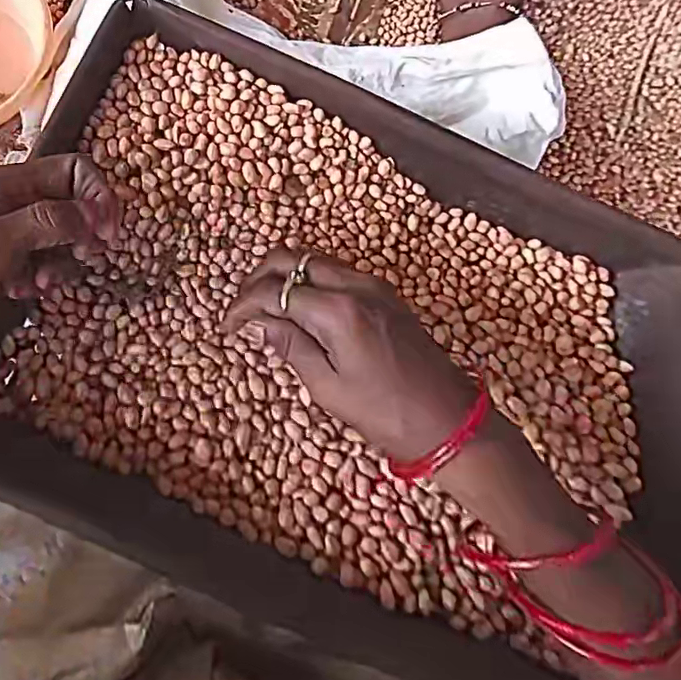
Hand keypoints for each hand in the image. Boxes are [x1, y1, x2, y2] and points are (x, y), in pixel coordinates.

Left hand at [0, 154, 119, 373]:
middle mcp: (6, 204)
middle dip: (85, 230)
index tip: (105, 233)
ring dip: (63, 260)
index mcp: (4, 185)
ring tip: (40, 284)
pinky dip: (42, 277)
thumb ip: (43, 223)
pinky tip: (24, 293)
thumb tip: (92, 214)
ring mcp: (2, 237)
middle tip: (86, 258)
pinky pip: (39, 263)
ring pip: (60, 236)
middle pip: (71, 203)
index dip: (97, 196)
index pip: (71, 170)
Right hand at [221, 249, 481, 461]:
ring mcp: (373, 285)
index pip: (272, 290)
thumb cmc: (387, 415)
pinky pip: (333, 271)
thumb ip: (289, 346)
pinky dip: (306, 282)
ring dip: (281, 277)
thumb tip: (256, 323)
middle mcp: (355, 286)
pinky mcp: (383, 294)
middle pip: (289, 257)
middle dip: (256, 279)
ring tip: (265, 311)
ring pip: (311, 259)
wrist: (453, 422)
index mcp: (338, 311)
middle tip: (243, 310)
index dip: (242, 306)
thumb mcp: (328, 387)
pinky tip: (298, 311)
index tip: (227, 327)